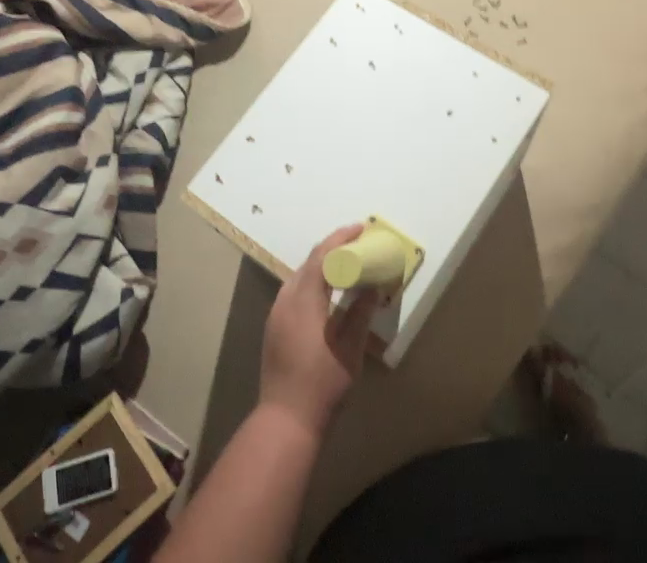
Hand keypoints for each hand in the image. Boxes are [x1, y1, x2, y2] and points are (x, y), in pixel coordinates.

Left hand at [259, 224, 380, 432]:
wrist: (286, 418)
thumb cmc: (322, 385)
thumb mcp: (349, 349)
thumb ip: (360, 313)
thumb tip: (372, 287)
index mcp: (303, 301)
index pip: (321, 258)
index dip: (341, 240)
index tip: (360, 228)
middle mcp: (285, 300)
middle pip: (308, 263)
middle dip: (332, 248)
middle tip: (357, 242)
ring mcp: (276, 313)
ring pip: (298, 277)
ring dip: (321, 265)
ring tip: (346, 263)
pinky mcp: (274, 326)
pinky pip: (294, 291)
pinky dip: (312, 281)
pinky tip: (327, 290)